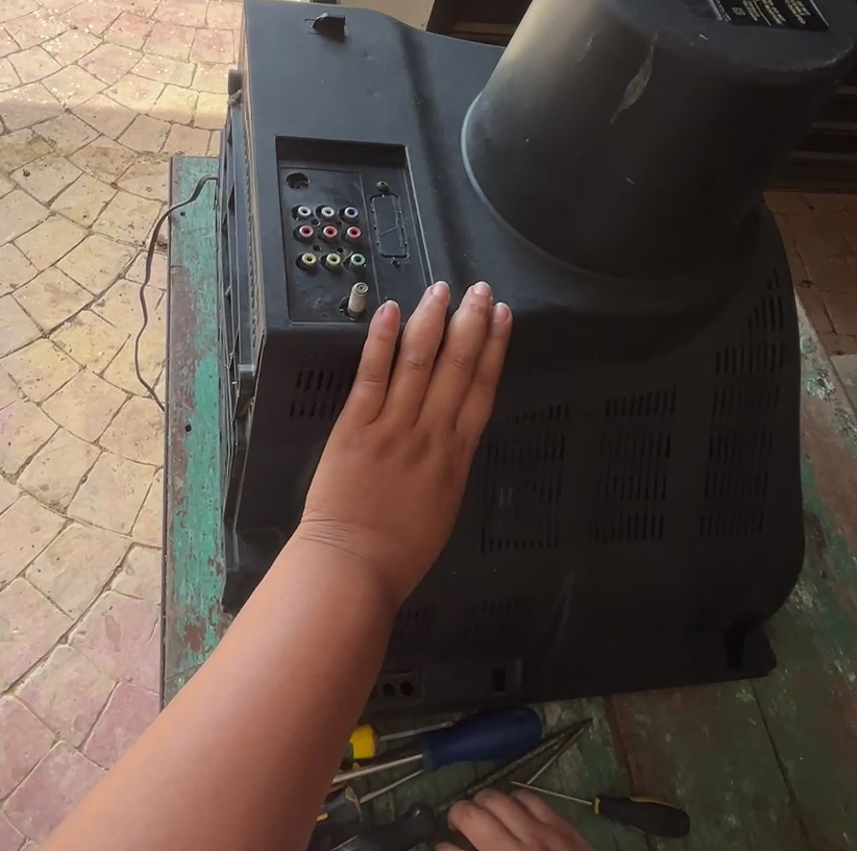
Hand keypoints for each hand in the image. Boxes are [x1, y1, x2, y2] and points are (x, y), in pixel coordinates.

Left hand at [294, 281, 511, 608]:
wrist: (353, 567)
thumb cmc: (398, 551)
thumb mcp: (443, 510)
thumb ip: (449, 467)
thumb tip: (453, 437)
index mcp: (456, 457)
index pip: (482, 391)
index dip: (495, 350)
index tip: (503, 319)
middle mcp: (431, 435)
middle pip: (457, 367)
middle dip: (472, 324)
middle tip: (481, 290)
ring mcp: (394, 427)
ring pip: (419, 363)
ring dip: (433, 322)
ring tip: (443, 289)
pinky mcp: (356, 426)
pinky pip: (372, 375)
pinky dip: (383, 341)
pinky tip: (392, 312)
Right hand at [441, 790, 592, 850]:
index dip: (442, 848)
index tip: (438, 846)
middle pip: (472, 815)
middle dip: (457, 815)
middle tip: (458, 825)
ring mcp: (541, 835)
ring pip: (498, 798)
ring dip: (483, 803)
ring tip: (483, 811)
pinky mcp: (563, 827)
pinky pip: (530, 797)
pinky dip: (515, 799)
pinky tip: (513, 808)